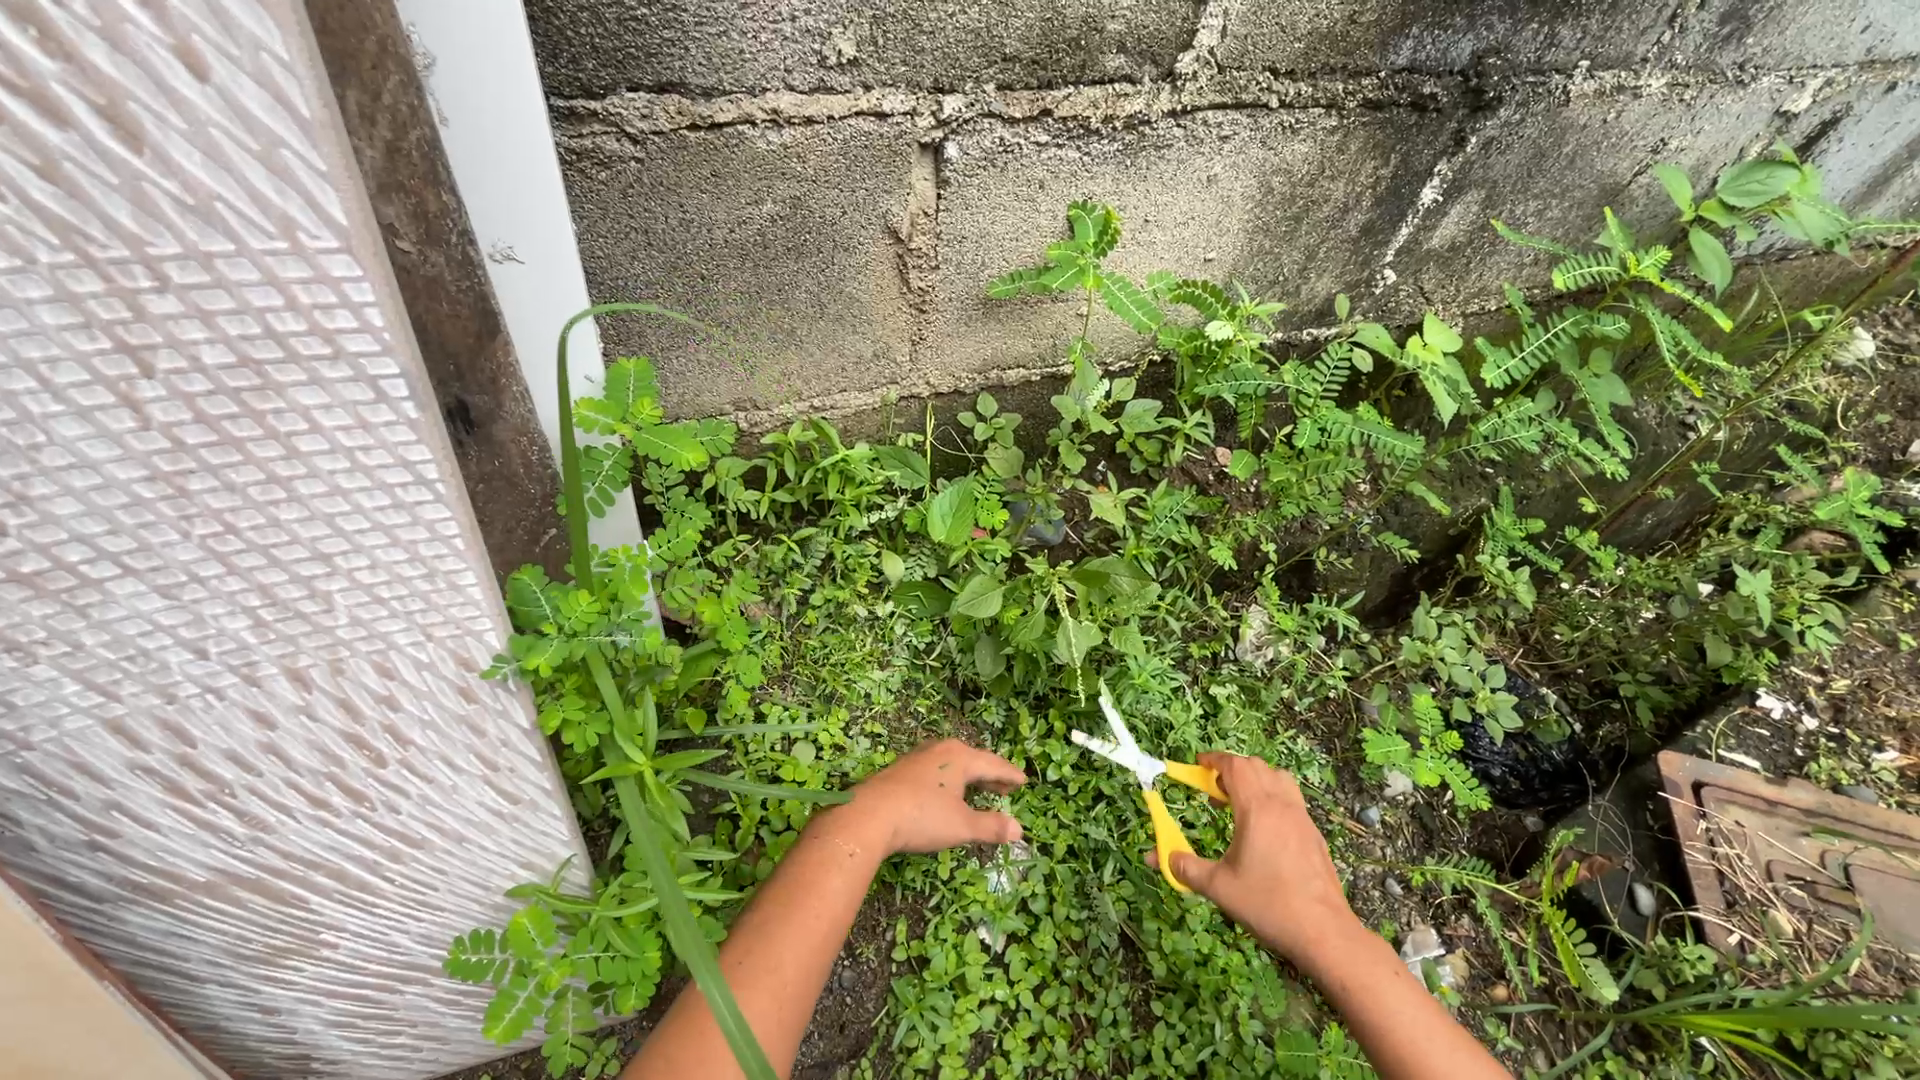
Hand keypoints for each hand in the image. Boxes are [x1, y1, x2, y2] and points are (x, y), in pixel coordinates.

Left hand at [820, 738, 1025, 856]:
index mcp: (960, 757)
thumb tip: (1018, 830)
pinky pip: (935, 771)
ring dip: (969, 778)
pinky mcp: (901, 771)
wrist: (868, 816)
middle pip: (973, 760)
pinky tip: (946, 794)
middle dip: (990, 775)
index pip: (993, 764)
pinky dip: (949, 781)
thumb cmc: (922, 817)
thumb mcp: (961, 826)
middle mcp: (940, 750)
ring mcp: (917, 758)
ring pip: (952, 764)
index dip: (1010, 775)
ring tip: (979, 790)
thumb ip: (991, 826)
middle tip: (1006, 788)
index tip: (1024, 781)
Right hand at [1150, 752, 1360, 970]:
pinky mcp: (1314, 835)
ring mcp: (1303, 819)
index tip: (1197, 765)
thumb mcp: (1219, 887)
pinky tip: (1263, 830)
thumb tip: (1157, 857)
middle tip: (1213, 791)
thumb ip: (1186, 867)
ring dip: (1256, 780)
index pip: (1235, 766)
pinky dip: (1273, 798)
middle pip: (1257, 766)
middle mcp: (1282, 805)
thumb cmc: (1268, 904)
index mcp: (1257, 809)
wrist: (1324, 932)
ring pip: (1279, 779)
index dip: (1214, 760)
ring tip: (1239, 804)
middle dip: (1232, 769)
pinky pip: (1291, 800)